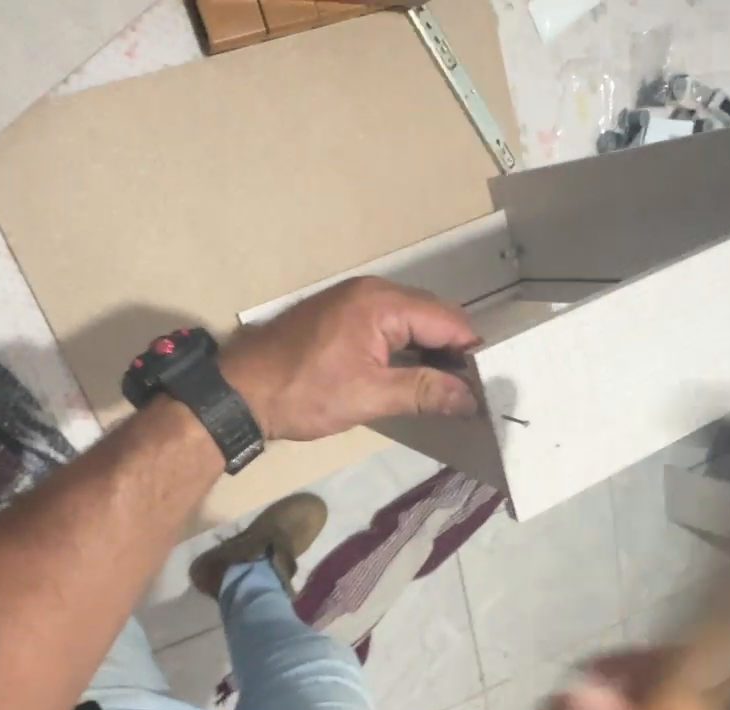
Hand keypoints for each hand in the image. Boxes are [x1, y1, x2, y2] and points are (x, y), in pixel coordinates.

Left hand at [219, 277, 480, 441]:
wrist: (240, 392)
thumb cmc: (303, 392)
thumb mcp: (369, 396)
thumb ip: (424, 392)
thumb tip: (469, 397)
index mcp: (381, 303)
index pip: (447, 319)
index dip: (471, 351)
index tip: (489, 382)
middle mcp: (371, 292)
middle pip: (431, 317)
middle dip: (454, 352)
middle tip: (473, 390)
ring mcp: (354, 303)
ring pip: (411, 323)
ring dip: (430, 353)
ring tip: (449, 390)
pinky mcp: (342, 318)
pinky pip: (389, 329)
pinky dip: (407, 351)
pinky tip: (415, 379)